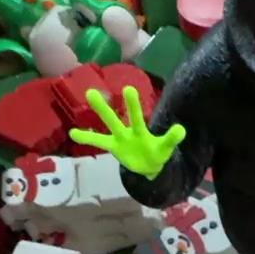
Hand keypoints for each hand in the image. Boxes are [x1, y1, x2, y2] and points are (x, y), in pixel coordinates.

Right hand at [68, 86, 183, 178]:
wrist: (149, 164)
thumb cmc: (157, 152)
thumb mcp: (165, 147)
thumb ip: (171, 139)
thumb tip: (181, 129)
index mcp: (140, 131)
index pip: (136, 118)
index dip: (133, 106)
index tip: (129, 89)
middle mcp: (128, 131)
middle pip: (116, 119)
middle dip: (106, 108)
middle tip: (93, 90)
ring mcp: (119, 138)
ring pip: (108, 124)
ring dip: (100, 112)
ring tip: (89, 94)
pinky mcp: (114, 147)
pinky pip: (99, 141)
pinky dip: (87, 137)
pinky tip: (73, 133)